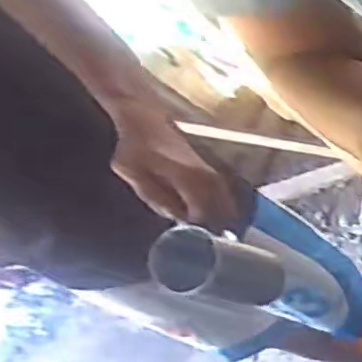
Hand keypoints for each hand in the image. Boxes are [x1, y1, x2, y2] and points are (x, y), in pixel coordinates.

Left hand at [110, 105, 243, 231]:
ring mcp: (218, 178)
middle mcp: (212, 182)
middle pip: (224, 214)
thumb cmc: (136, 148)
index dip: (199, 229)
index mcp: (193, 183)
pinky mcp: (217, 176)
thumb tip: (177, 218)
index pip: (204, 215)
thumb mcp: (132, 174)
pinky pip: (226, 199)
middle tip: (204, 239)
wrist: (147, 122)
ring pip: (229, 208)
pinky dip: (222, 210)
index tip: (191, 239)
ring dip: (221, 220)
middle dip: (215, 228)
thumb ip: (155, 198)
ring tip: (210, 230)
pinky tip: (212, 216)